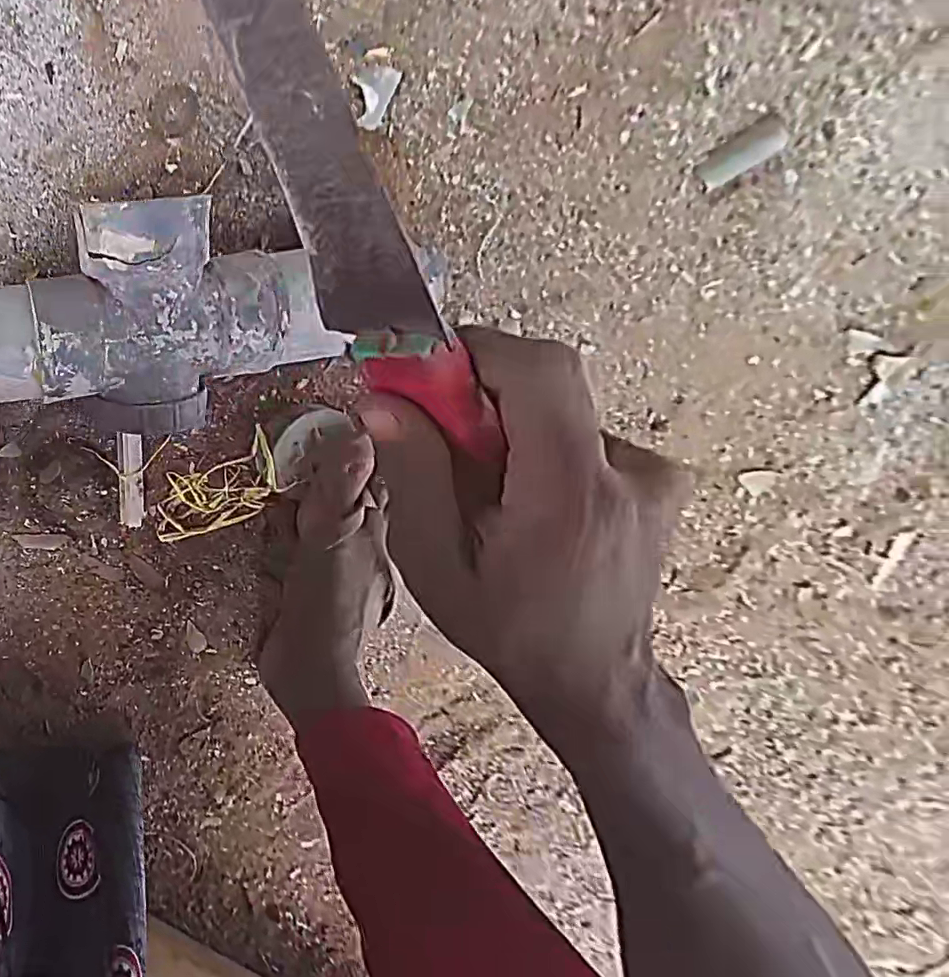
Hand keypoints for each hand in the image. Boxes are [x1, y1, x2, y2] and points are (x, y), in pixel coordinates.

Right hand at [358, 327, 690, 746]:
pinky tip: (502, 492)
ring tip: (465, 481)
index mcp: (572, 491)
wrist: (593, 679)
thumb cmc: (503, 625)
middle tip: (421, 428)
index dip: (471, 349)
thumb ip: (414, 473)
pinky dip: (521, 441)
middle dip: (470, 389)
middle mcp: (628, 468)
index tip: (412, 365)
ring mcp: (649, 471)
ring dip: (494, 423)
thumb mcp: (433, 557)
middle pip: (543, 381)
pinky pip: (567, 429)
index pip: (538, 371)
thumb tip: (380, 402)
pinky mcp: (649, 476)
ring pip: (550, 407)